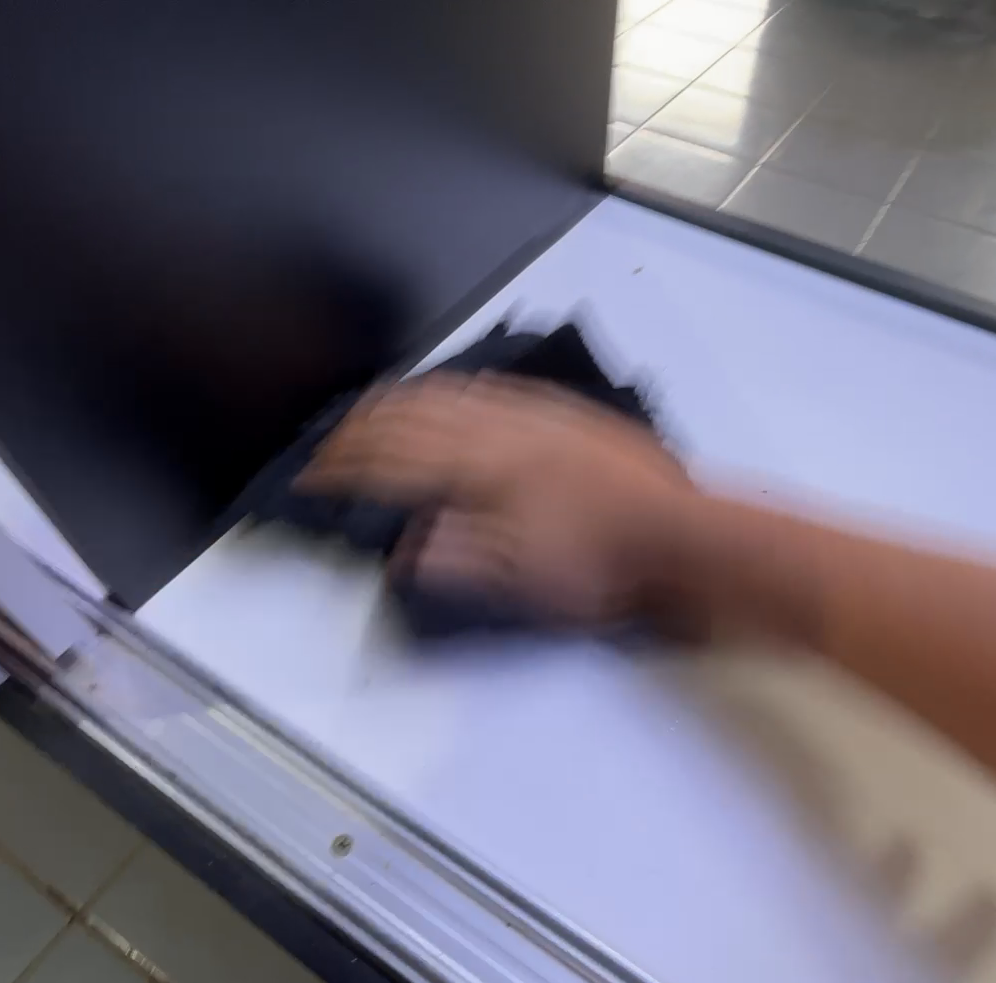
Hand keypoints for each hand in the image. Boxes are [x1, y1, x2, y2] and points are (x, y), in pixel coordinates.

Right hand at [297, 373, 696, 623]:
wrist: (680, 538)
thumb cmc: (611, 566)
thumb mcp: (524, 581)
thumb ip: (458, 558)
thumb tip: (405, 549)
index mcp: (489, 478)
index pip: (397, 464)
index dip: (347, 470)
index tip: (315, 476)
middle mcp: (505, 437)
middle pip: (414, 421)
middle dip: (361, 431)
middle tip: (330, 443)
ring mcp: (535, 419)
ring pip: (449, 396)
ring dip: (401, 402)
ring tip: (370, 408)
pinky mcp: (562, 414)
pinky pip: (495, 387)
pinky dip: (457, 387)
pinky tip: (450, 388)